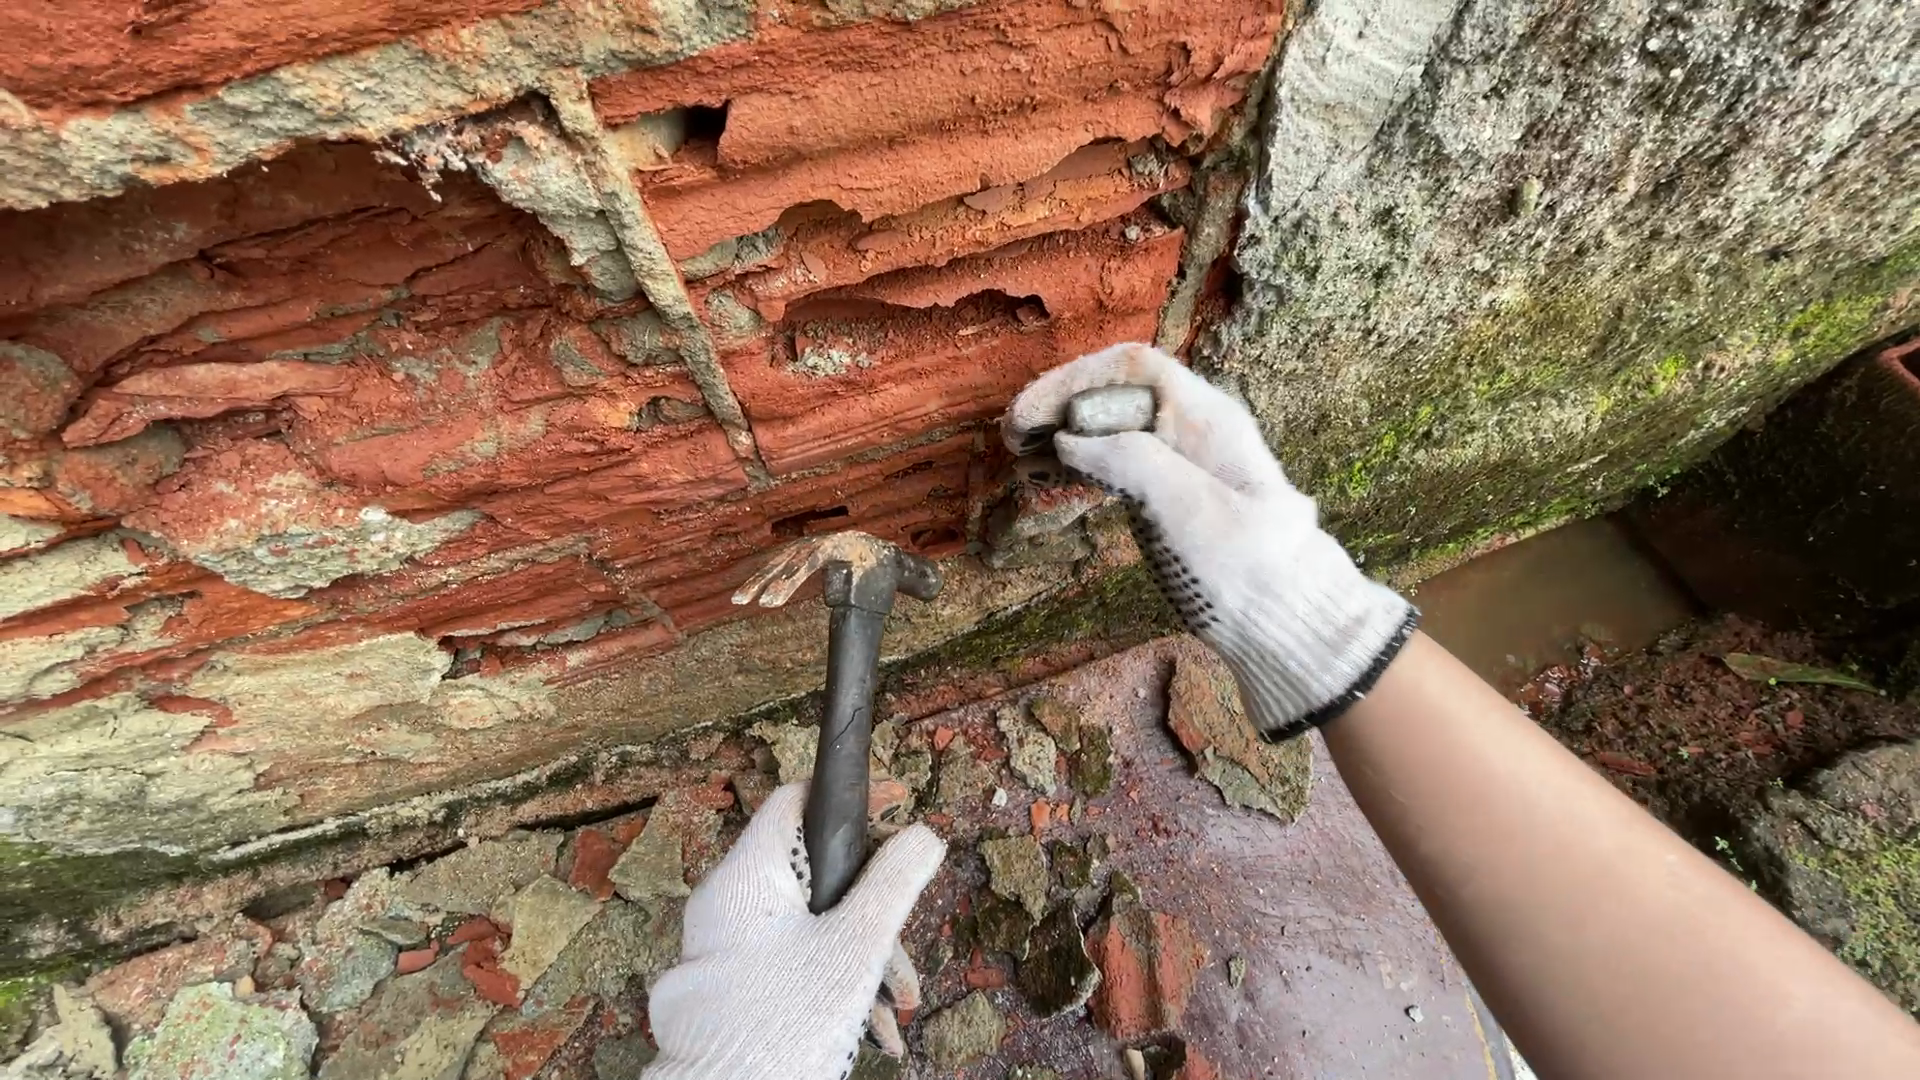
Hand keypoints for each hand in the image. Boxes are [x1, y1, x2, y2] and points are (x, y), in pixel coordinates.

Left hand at [641, 784, 945, 1079]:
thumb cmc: (786, 1021)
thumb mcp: (855, 946)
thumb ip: (892, 882)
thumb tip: (925, 834)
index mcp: (748, 873)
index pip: (796, 800)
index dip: (848, 800)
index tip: (894, 810)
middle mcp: (728, 899)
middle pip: (812, 867)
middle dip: (868, 901)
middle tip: (904, 935)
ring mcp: (726, 942)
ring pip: (806, 919)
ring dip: (859, 949)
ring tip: (898, 1002)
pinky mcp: (730, 981)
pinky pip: (788, 954)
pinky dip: (829, 972)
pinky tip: (872, 1020)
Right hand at [1004, 343, 1416, 738]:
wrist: (1283, 621)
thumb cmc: (1249, 566)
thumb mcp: (1193, 510)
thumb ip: (1134, 463)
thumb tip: (1070, 439)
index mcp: (1205, 417)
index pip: (1132, 368)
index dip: (1073, 381)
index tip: (1029, 414)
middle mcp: (1188, 430)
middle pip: (1115, 393)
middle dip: (1059, 405)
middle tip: (1012, 435)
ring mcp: (1175, 463)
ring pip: (1109, 428)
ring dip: (1061, 433)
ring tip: (1018, 453)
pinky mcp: (1164, 497)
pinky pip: (1113, 463)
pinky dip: (1075, 463)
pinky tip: (1046, 474)